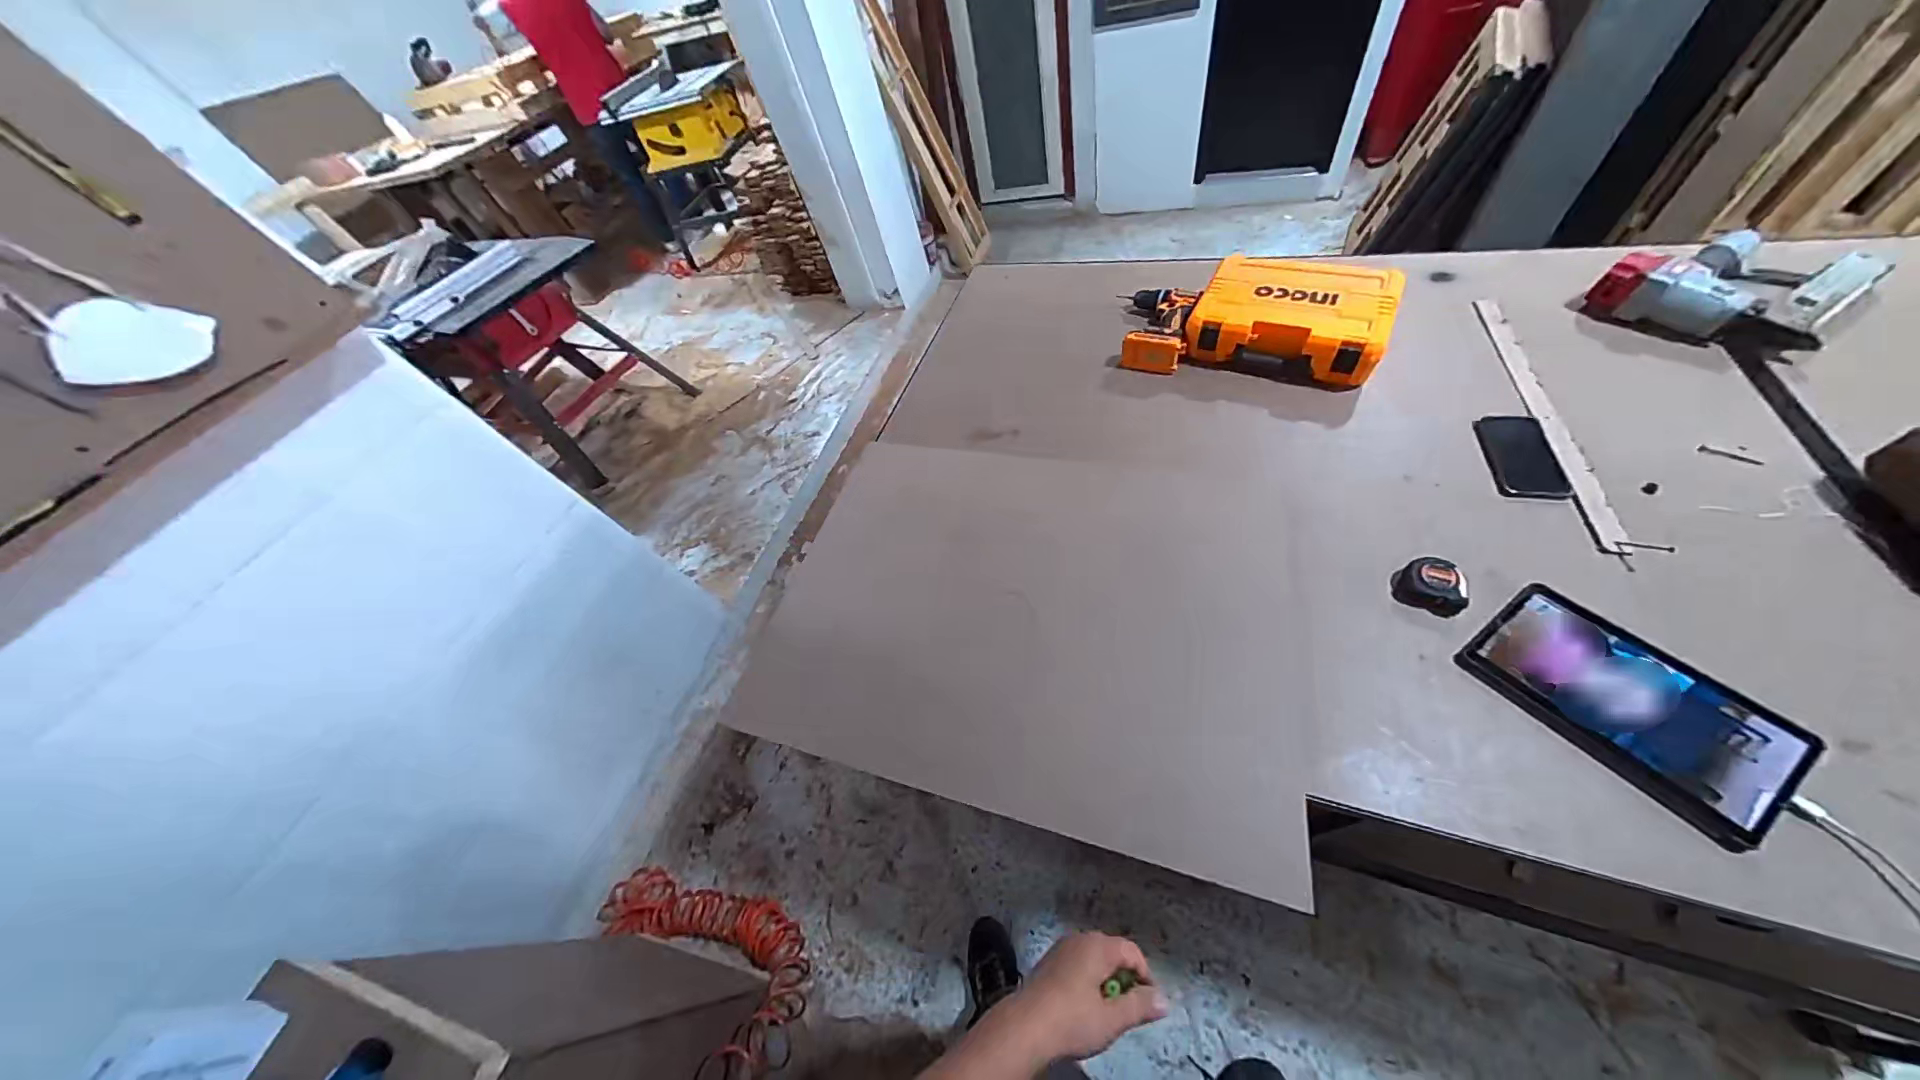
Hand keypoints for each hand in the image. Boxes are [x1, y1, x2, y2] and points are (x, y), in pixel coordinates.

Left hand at [987, 932, 1171, 1063]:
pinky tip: (1082, 1003)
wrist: (1025, 1025)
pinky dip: (1088, 978)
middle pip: (1113, 951)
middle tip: (1127, 1008)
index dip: (1145, 976)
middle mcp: (1080, 938)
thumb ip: (1140, 1006)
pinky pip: (1078, 962)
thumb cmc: (1073, 1020)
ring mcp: (1062, 947)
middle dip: (1125, 977)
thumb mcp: (1112, 1019)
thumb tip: (1163, 1000)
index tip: (1148, 1003)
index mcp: (1098, 946)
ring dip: (1106, 979)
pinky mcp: (1049, 960)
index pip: (1132, 951)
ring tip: (1106, 1009)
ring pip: (1095, 958)